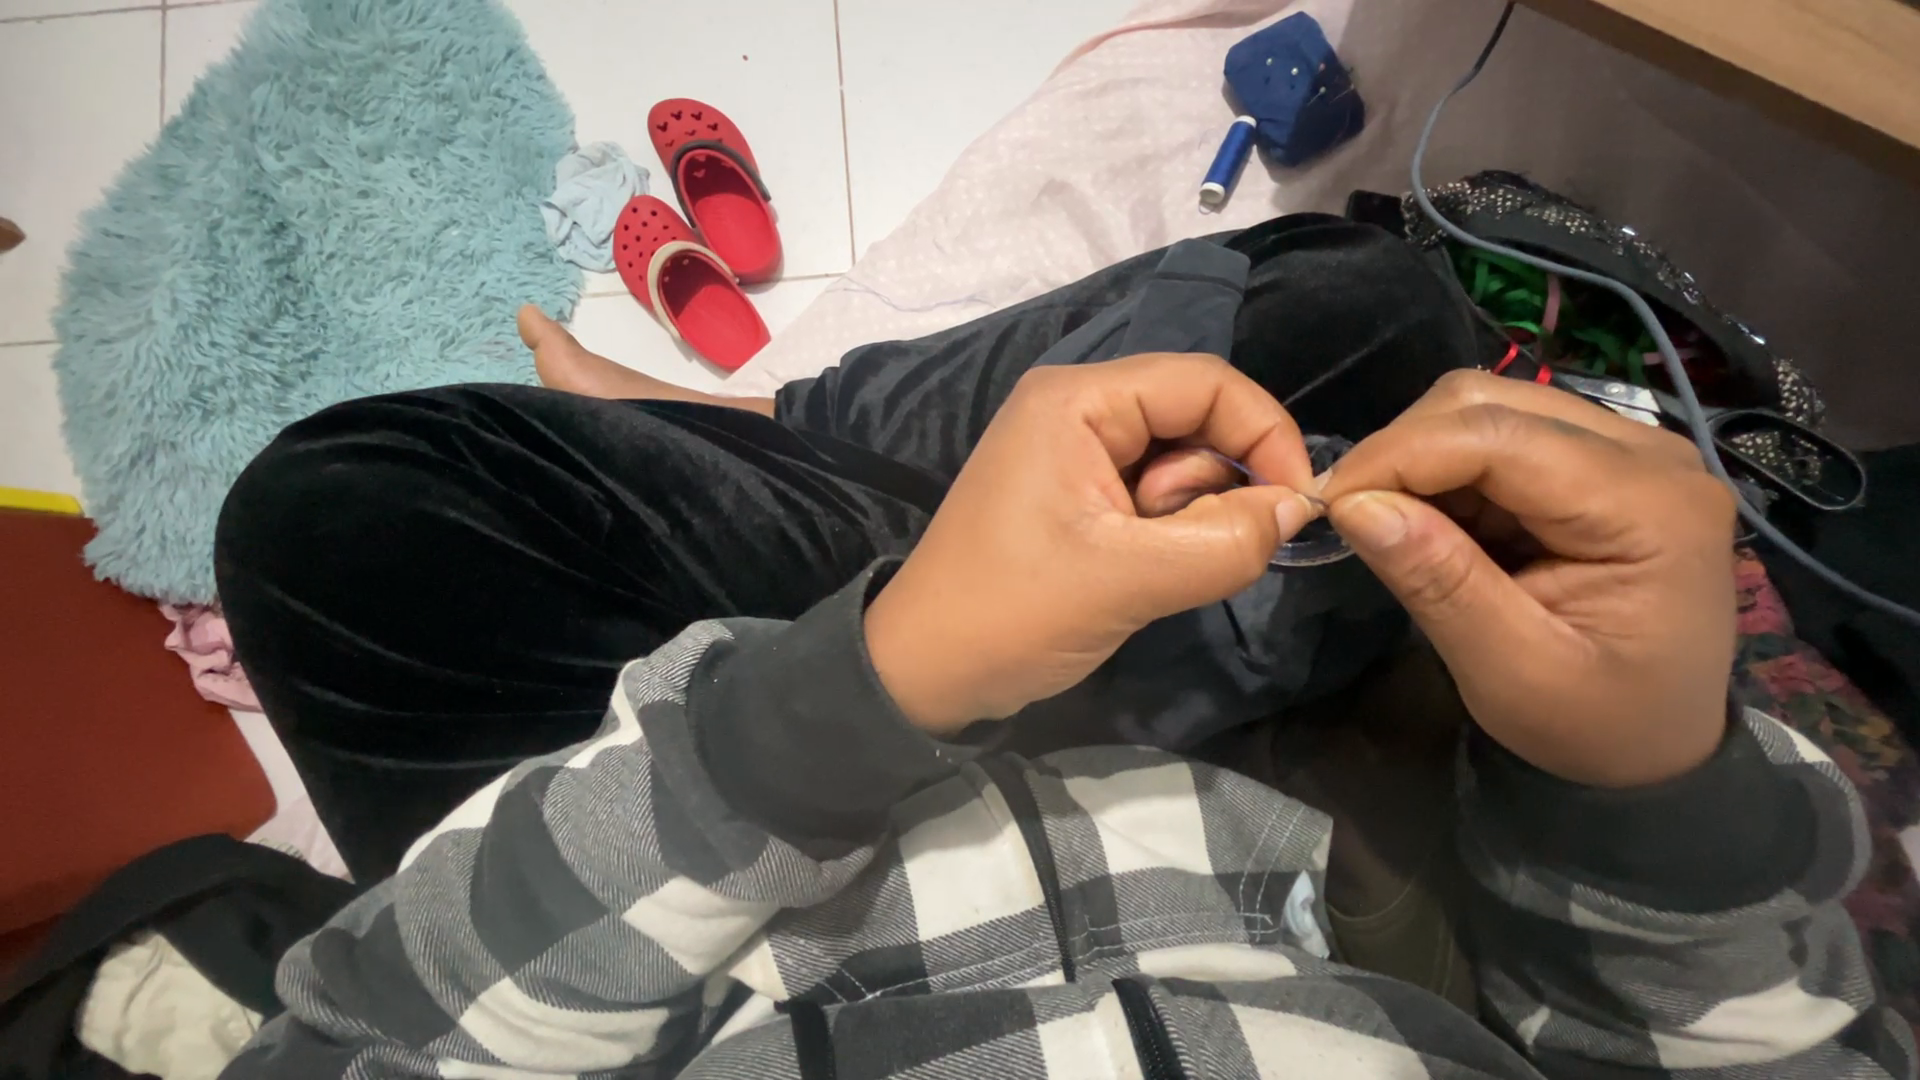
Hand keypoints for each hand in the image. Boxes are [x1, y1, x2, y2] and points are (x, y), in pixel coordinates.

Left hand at [864, 353, 1319, 733]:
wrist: (925, 669)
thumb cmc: (1011, 614)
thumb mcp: (1126, 580)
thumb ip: (1224, 541)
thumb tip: (1297, 508)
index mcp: (1075, 401)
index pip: (1204, 382)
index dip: (1264, 434)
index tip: (1298, 506)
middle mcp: (1072, 409)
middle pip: (1191, 417)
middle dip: (1210, 485)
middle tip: (1180, 549)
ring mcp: (1068, 451)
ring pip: (1174, 461)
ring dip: (1182, 515)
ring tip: (1138, 567)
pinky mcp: (1070, 493)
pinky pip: (1146, 494)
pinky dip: (1162, 530)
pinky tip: (1134, 570)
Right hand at [1320, 370, 1737, 787]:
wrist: (1649, 745)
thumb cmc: (1591, 722)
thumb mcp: (1510, 672)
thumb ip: (1437, 583)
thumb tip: (1352, 505)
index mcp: (1647, 506)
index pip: (1495, 437)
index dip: (1395, 457)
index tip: (1327, 505)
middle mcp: (1643, 453)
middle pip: (1484, 403)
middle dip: (1399, 450)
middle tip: (1352, 515)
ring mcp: (1617, 451)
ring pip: (1478, 407)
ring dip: (1413, 457)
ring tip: (1389, 521)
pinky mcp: (1584, 463)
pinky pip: (1485, 435)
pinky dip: (1433, 471)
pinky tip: (1428, 522)